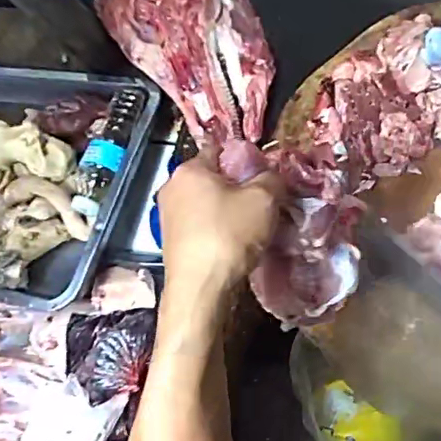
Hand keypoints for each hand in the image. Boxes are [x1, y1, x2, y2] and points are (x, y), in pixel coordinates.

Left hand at [158, 155, 283, 294]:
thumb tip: (272, 175)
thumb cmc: (229, 235)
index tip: (265, 177)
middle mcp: (171, 187)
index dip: (247, 160)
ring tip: (252, 227)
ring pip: (207, 204)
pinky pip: (200, 226)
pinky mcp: (170, 242)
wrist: (200, 289)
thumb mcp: (263, 199)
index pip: (221, 150)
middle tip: (263, 203)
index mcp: (188, 169)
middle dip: (238, 188)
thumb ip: (272, 178)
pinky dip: (217, 230)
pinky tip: (234, 244)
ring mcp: (167, 216)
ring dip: (228, 211)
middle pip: (213, 178)